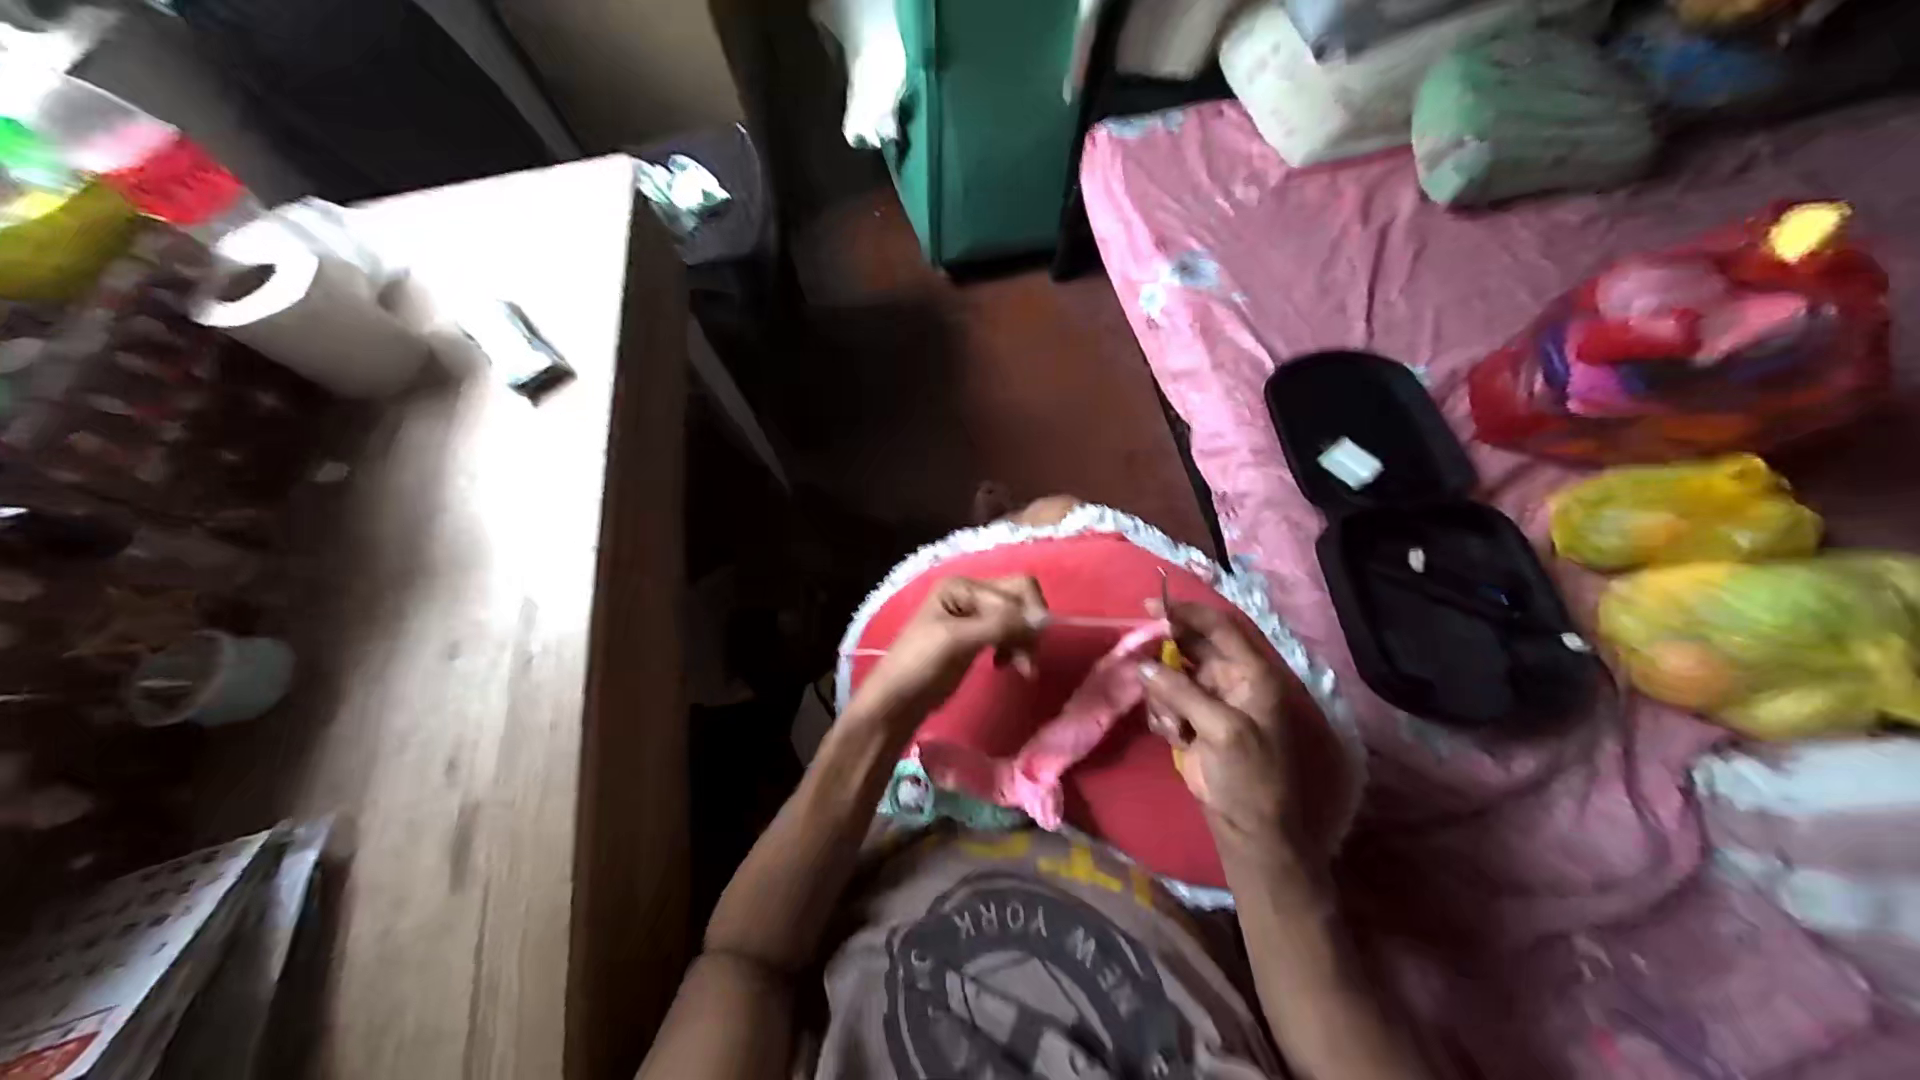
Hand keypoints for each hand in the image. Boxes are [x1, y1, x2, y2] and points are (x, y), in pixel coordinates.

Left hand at [855, 576, 1047, 721]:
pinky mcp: (978, 636)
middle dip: (1029, 629)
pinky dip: (1015, 648)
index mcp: (962, 586)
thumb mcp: (957, 640)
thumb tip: (1043, 619)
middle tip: (1028, 663)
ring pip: (1019, 618)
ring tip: (1022, 671)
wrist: (897, 699)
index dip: (1030, 615)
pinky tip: (1005, 666)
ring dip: (1025, 642)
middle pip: (1020, 600)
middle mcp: (971, 594)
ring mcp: (974, 615)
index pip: (1015, 590)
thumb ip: (999, 625)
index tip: (1031, 647)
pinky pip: (1010, 633)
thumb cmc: (919, 665)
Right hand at [1138, 600, 1322, 859]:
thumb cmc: (1250, 776)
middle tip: (1136, 652)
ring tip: (1173, 726)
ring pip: (1171, 673)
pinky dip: (1162, 713)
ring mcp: (1209, 699)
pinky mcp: (1191, 719)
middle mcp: (1231, 679)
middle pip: (1190, 646)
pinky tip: (1173, 736)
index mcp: (1253, 674)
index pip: (1220, 627)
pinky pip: (1165, 699)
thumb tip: (1142, 664)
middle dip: (1163, 651)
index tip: (1151, 606)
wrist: (1249, 827)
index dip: (1187, 612)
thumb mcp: (1222, 730)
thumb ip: (1182, 691)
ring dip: (1162, 693)